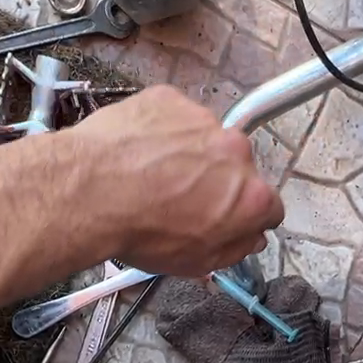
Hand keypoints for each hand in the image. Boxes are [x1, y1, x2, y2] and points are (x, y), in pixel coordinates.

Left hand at [64, 86, 284, 275]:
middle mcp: (236, 152)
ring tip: (156, 179)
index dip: (249, 218)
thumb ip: (236, 249)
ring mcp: (203, 121)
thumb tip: (251, 238)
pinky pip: (176, 119)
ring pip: (207, 142)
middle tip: (185, 203)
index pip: (270, 207)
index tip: (230, 222)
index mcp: (251, 197)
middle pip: (238, 170)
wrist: (92, 191)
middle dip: (219, 185)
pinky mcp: (171, 100)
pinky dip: (164, 135)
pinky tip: (142, 156)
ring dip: (192, 158)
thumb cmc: (144, 231)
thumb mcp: (198, 262)